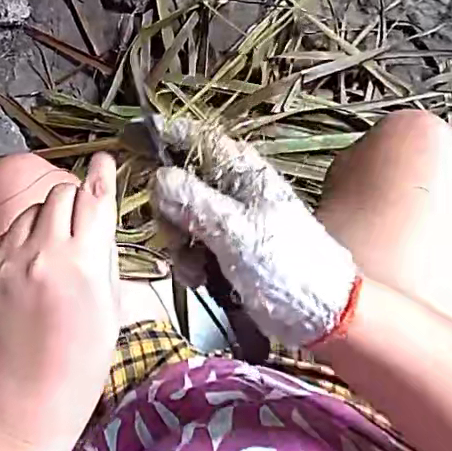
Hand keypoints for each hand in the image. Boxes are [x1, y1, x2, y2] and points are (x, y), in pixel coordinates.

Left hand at [0, 152, 119, 450]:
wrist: (18, 407)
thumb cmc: (76, 369)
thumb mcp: (108, 312)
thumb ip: (104, 260)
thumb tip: (102, 224)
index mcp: (83, 264)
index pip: (94, 198)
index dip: (102, 173)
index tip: (104, 159)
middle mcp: (45, 252)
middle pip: (63, 195)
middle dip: (77, 198)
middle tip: (81, 217)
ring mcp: (11, 259)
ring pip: (35, 209)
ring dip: (49, 215)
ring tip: (54, 243)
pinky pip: (10, 231)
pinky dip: (25, 233)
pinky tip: (31, 258)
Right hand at [148, 120, 359, 347]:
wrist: (321, 315)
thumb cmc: (285, 264)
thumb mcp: (234, 231)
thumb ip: (193, 200)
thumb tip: (157, 176)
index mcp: (238, 168)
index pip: (193, 136)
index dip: (162, 135)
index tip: (130, 139)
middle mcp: (230, 185)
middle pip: (177, 179)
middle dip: (169, 210)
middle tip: (175, 236)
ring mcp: (226, 216)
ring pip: (179, 213)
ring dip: (178, 242)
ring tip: (195, 268)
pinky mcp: (224, 244)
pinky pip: (190, 241)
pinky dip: (189, 260)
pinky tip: (201, 279)